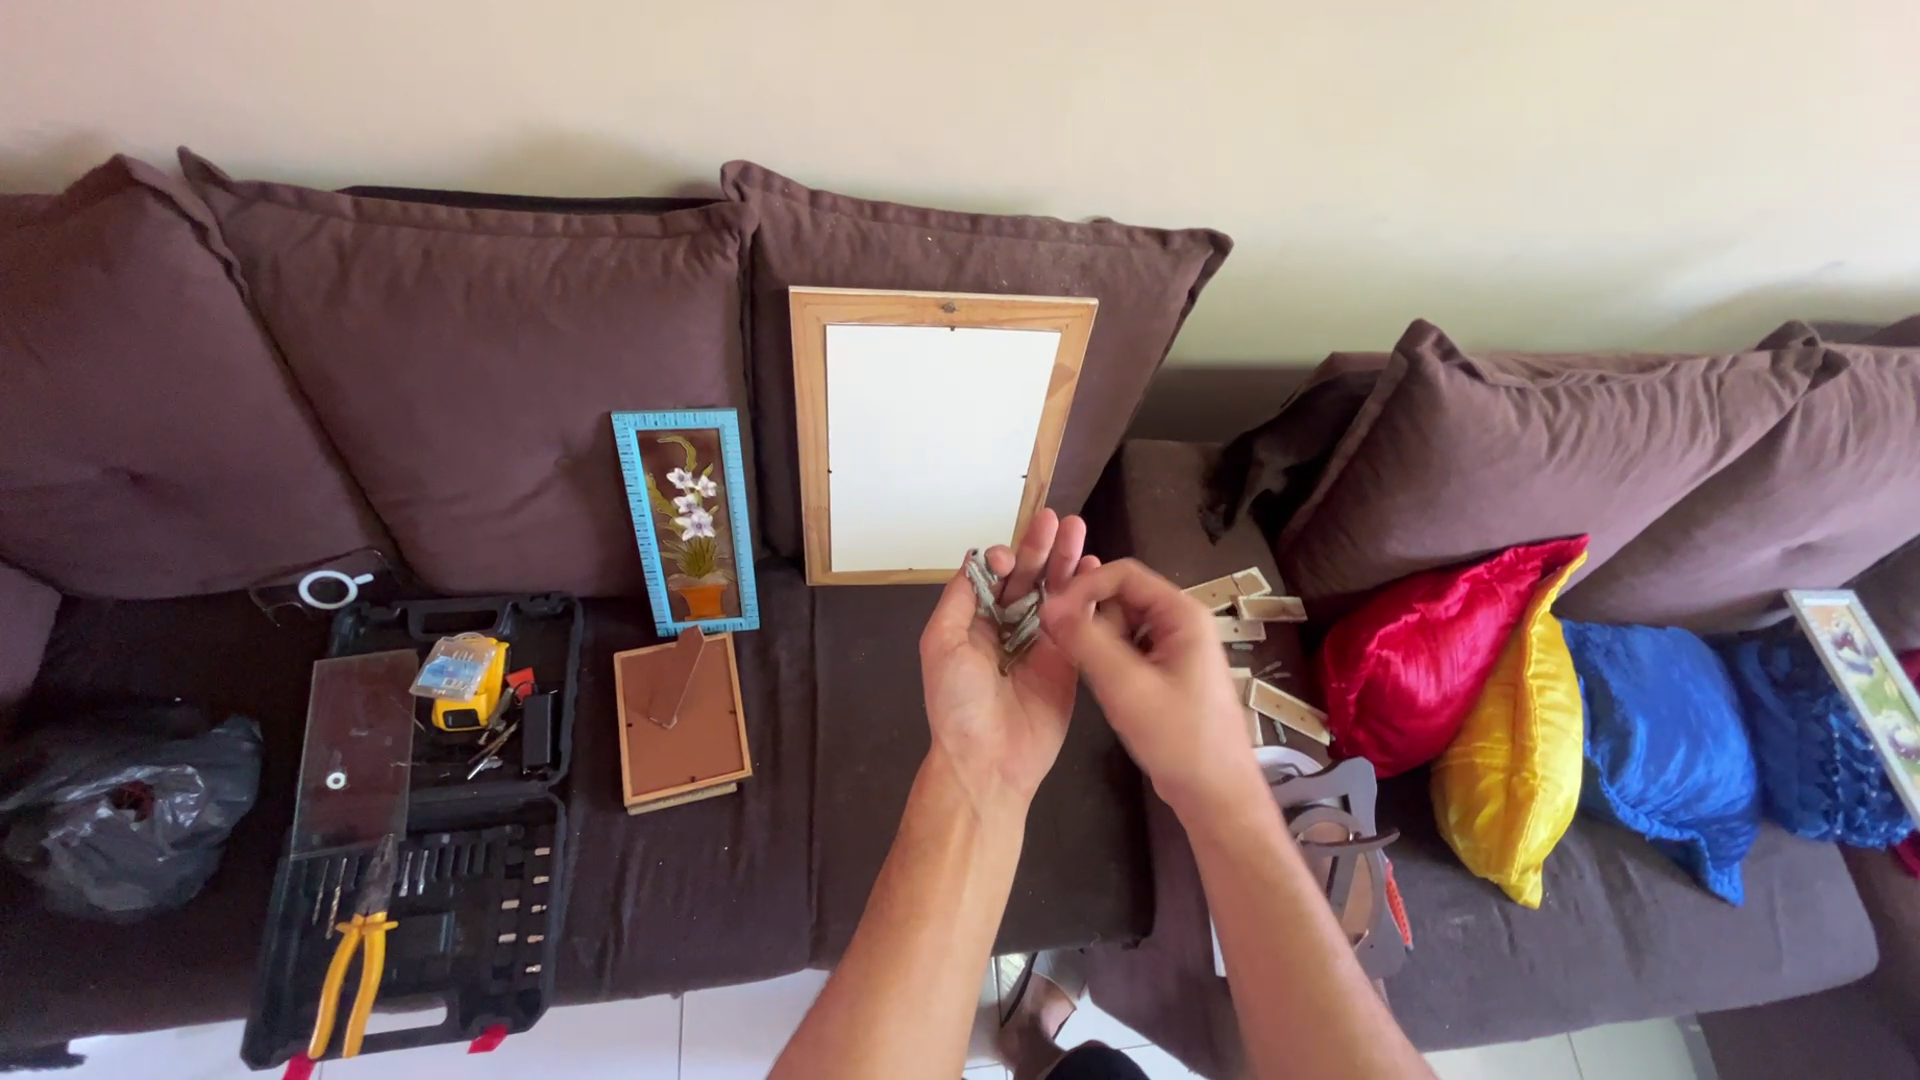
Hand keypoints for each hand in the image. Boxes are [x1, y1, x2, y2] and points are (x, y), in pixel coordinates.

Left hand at [919, 510, 1099, 818]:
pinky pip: (1079, 621)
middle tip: (1059, 518)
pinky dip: (1087, 594)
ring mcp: (1041, 642)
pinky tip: (1095, 567)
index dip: (1004, 560)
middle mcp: (1008, 626)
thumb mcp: (941, 643)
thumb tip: (974, 558)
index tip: (1010, 559)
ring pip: (1055, 592)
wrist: (988, 759)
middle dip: (1041, 548)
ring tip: (1080, 530)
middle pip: (1028, 578)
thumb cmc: (958, 701)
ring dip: (1066, 561)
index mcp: (975, 621)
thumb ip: (958, 598)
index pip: (994, 577)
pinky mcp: (1067, 659)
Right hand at [1040, 559, 1265, 818]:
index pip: (1123, 574)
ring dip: (1095, 640)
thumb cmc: (1178, 738)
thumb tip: (1047, 606)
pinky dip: (1105, 658)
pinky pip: (1126, 649)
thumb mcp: (1126, 686)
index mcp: (1181, 613)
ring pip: (1119, 624)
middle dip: (1088, 615)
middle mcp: (1179, 622)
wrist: (1215, 794)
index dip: (1084, 587)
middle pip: (1120, 596)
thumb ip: (1085, 641)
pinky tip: (1099, 683)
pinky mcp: (1163, 671)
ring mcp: (1172, 647)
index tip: (1051, 614)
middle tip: (1060, 644)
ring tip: (1082, 667)